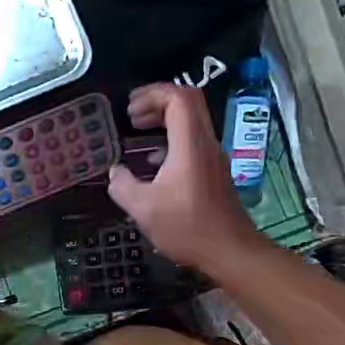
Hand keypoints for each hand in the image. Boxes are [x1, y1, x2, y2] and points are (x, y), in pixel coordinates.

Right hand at [106, 83, 262, 268]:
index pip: (178, 97)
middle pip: (187, 103)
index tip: (130, 109)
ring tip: (139, 133)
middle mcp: (205, 143)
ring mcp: (213, 157)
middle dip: (157, 102)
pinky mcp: (214, 172)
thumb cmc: (187, 227)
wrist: (229, 251)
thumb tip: (115, 172)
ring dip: (164, 121)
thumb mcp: (143, 209)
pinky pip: (193, 142)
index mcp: (189, 144)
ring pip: (191, 122)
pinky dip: (171, 141)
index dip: (152, 94)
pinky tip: (153, 163)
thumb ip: (122, 185)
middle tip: (132, 115)